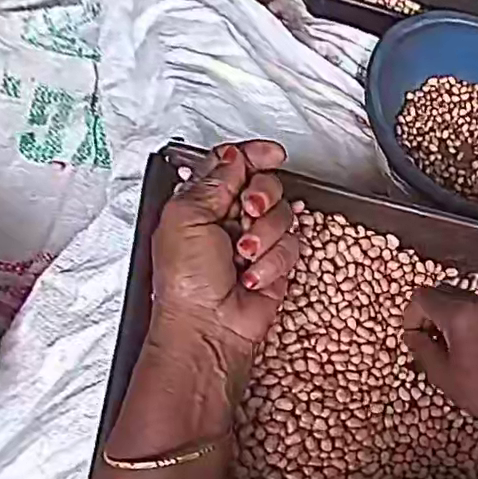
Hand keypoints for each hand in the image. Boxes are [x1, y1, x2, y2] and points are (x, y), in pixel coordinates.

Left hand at [152, 141, 301, 358]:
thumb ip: (214, 181)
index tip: (273, 154)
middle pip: (267, 186)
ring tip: (243, 256)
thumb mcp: (186, 216)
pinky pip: (292, 247)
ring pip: (284, 217)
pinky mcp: (278, 264)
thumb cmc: (186, 280)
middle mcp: (234, 219)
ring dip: (264, 236)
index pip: (236, 165)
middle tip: (247, 213)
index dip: (255, 156)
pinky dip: (273, 263)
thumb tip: (235, 157)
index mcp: (205, 201)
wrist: (209, 324)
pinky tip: (252, 276)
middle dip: (261, 198)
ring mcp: (258, 242)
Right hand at [401, 286, 477, 444]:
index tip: (412, 334)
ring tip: (446, 343)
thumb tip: (412, 335)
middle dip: (428, 312)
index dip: (411, 315)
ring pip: (462, 298)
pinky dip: (467, 319)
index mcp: (460, 315)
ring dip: (447, 314)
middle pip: (442, 292)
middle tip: (425, 338)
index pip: (422, 297)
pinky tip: (468, 345)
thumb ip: (421, 347)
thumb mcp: (441, 374)